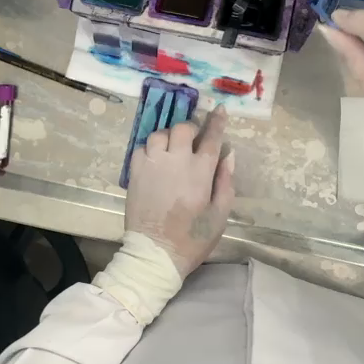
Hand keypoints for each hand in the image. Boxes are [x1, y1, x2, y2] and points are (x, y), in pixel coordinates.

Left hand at [124, 108, 236, 276]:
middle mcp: (175, 160)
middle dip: (191, 129)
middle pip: (182, 128)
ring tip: (172, 149)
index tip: (219, 110)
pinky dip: (150, 149)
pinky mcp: (135, 172)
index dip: (216, 121)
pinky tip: (156, 160)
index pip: (211, 137)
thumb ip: (225, 182)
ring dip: (169, 137)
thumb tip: (228, 155)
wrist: (155, 254)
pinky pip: (141, 148)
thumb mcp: (220, 215)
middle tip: (193, 139)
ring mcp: (152, 164)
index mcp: (200, 171)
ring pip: (159, 134)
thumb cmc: (192, 238)